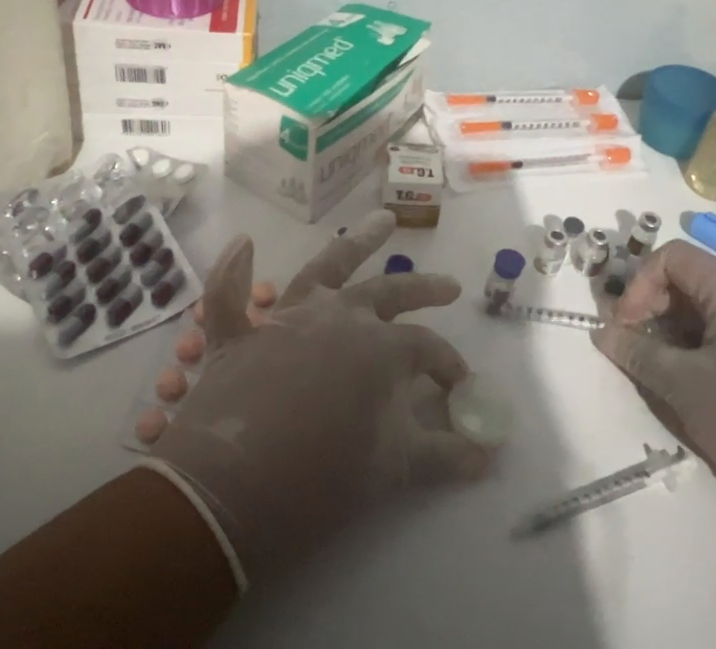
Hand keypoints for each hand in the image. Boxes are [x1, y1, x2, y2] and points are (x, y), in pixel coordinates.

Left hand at [145, 210, 492, 585]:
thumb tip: (486, 455)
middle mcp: (337, 318)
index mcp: (379, 347)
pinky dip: (233, 268)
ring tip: (382, 220)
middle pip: (389, 292)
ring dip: (356, 242)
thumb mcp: (393, 470)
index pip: (426, 349)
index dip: (447, 367)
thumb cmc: (320, 480)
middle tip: (449, 287)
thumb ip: (443, 455)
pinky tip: (243, 243)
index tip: (460, 389)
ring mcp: (285, 320)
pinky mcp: (236, 338)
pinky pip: (229, 295)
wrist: (229, 495)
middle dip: (423, 289)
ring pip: (325, 268)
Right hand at [593, 241, 715, 515]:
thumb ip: (638, 352)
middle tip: (644, 345)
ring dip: (692, 321)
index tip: (627, 328)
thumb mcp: (682, 388)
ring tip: (679, 362)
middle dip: (662, 304)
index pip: (674, 257)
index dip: (640, 285)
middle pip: (700, 276)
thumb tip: (603, 332)